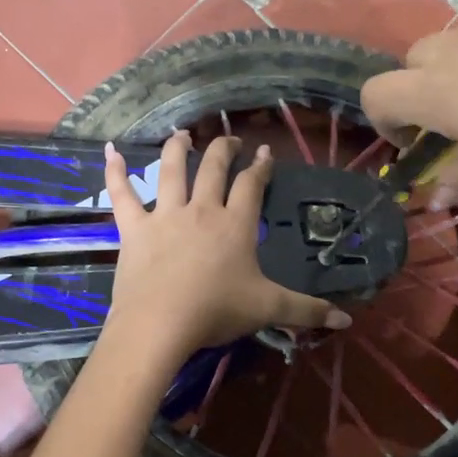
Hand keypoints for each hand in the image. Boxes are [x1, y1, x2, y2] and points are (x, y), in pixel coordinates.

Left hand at [102, 132, 349, 361]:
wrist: (161, 323)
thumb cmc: (216, 312)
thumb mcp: (268, 310)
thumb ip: (307, 311)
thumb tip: (346, 322)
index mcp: (235, 225)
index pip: (251, 186)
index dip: (259, 168)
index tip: (264, 154)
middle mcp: (202, 210)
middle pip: (214, 169)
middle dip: (224, 150)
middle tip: (229, 140)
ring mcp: (165, 216)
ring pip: (171, 170)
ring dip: (178, 148)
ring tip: (182, 134)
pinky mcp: (134, 228)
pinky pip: (122, 193)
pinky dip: (115, 171)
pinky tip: (111, 150)